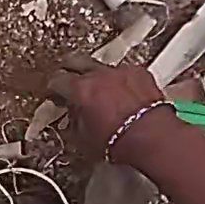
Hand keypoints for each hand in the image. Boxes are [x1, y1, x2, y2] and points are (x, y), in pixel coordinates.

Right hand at [46, 56, 171, 164]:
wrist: (152, 138)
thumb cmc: (118, 142)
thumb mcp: (82, 138)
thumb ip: (72, 120)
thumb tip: (71, 116)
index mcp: (79, 89)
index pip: (56, 80)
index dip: (52, 88)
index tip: (54, 94)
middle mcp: (98, 75)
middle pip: (76, 61)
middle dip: (69, 69)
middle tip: (69, 81)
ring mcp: (120, 71)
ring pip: (101, 67)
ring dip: (97, 77)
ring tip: (100, 92)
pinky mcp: (139, 72)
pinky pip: (123, 72)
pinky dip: (119, 81)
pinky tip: (122, 95)